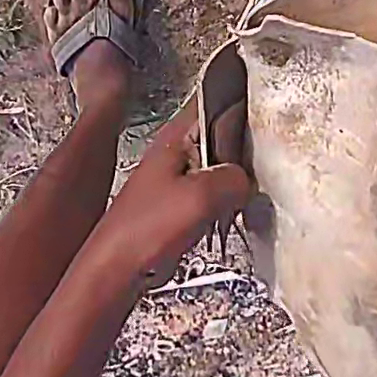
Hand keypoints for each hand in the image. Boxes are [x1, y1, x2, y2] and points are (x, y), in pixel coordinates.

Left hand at [86, 103, 251, 286]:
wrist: (115, 273)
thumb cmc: (144, 231)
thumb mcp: (203, 196)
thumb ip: (235, 178)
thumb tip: (248, 180)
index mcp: (177, 135)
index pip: (217, 104)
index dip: (242, 109)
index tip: (262, 124)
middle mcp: (174, 150)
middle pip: (223, 137)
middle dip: (241, 153)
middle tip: (252, 170)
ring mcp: (174, 176)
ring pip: (218, 167)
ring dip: (231, 182)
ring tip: (235, 198)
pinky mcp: (175, 201)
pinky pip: (211, 192)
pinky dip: (220, 203)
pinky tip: (220, 218)